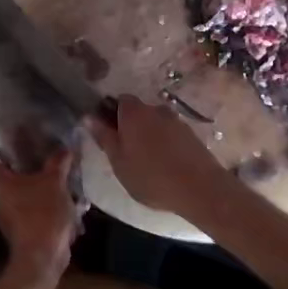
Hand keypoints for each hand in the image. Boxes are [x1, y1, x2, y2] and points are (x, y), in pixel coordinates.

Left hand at [0, 151, 80, 286]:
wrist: (42, 256)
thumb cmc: (43, 212)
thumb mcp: (55, 181)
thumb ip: (58, 162)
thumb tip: (65, 148)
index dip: (9, 151)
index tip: (27, 144)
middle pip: (12, 178)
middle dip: (31, 170)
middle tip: (49, 160)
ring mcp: (8, 218)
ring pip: (24, 196)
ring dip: (40, 190)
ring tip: (61, 181)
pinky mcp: (20, 232)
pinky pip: (31, 212)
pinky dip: (44, 207)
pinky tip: (63, 204)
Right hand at [84, 96, 229, 215]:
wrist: (198, 187)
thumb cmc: (150, 176)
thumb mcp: (119, 161)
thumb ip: (104, 137)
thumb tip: (88, 117)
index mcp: (134, 112)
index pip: (120, 100)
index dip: (112, 113)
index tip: (108, 133)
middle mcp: (156, 109)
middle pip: (138, 111)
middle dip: (130, 126)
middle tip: (125, 152)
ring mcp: (176, 120)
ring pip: (155, 123)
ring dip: (148, 135)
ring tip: (146, 161)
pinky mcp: (191, 134)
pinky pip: (170, 133)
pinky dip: (165, 143)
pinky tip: (165, 164)